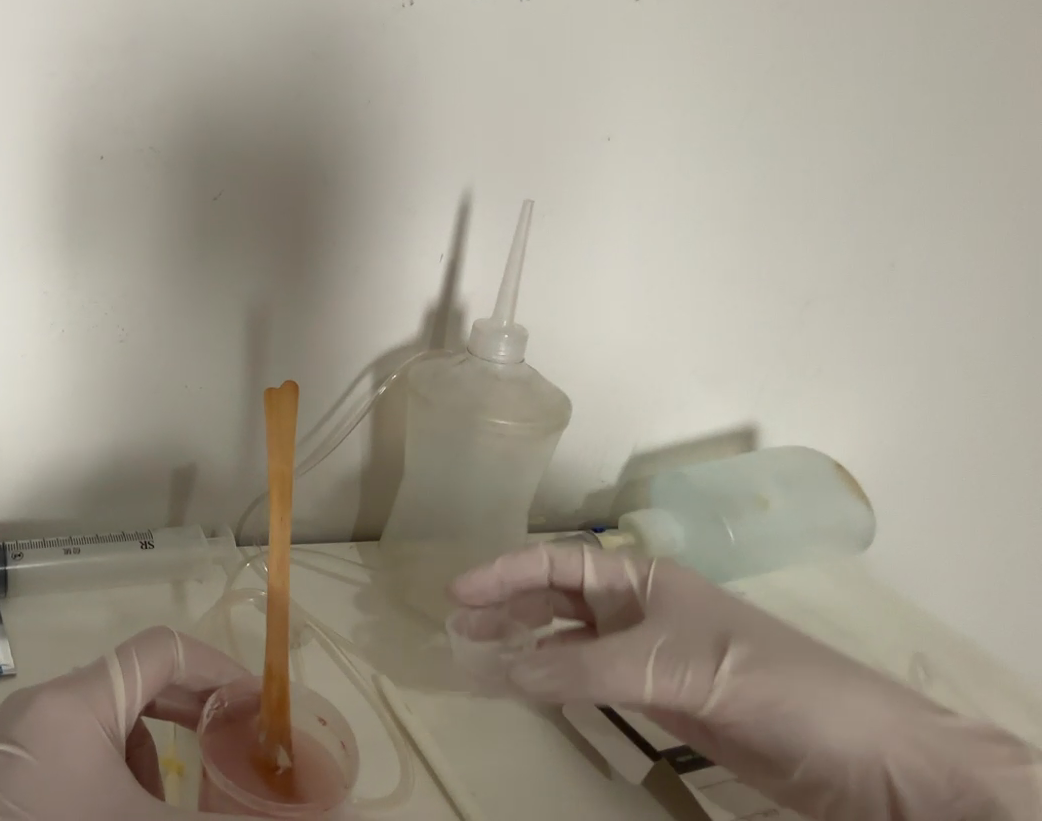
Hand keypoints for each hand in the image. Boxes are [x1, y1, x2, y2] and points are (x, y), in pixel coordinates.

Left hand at [0, 626, 249, 820]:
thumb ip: (224, 818)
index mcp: (75, 701)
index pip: (161, 651)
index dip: (219, 671)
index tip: (261, 710)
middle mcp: (41, 707)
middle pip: (132, 683)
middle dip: (190, 716)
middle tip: (236, 749)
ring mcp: (18, 744)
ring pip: (104, 723)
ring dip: (148, 755)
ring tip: (166, 806)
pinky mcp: (6, 780)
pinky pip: (73, 753)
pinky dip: (112, 775)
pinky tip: (124, 814)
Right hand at [452, 542, 1041, 820]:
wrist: (865, 758)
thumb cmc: (765, 680)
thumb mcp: (669, 667)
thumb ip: (581, 671)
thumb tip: (502, 671)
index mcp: (641, 579)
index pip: (556, 564)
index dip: (504, 573)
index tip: (458, 592)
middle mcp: (637, 609)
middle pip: (555, 599)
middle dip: (507, 607)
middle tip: (459, 625)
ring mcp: (647, 653)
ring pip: (568, 640)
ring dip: (525, 645)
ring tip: (480, 655)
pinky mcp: (659, 696)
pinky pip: (589, 679)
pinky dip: (554, 681)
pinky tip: (528, 687)